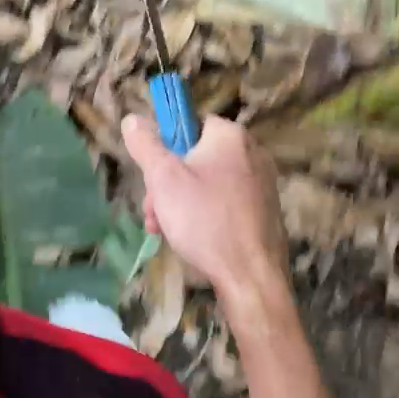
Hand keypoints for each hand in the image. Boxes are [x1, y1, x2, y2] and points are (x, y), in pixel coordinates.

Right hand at [121, 114, 288, 308]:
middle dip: (168, 183)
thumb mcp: (163, 179)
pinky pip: (227, 201)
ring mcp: (263, 182)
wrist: (251, 278)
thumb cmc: (205, 221)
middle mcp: (252, 151)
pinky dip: (207, 214)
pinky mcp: (266, 210)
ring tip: (165, 230)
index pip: (188, 123)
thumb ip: (145, 145)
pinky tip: (192, 238)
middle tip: (153, 212)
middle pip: (196, 156)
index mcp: (230, 135)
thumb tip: (132, 119)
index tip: (151, 176)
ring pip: (209, 182)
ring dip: (182, 201)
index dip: (164, 148)